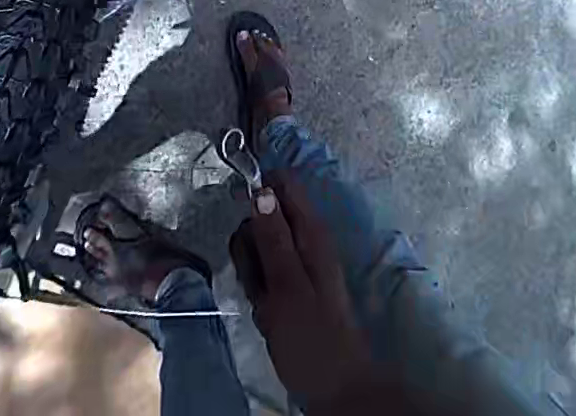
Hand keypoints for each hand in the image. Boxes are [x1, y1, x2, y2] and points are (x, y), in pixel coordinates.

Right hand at [230, 171, 386, 414]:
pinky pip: (261, 267)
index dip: (257, 187)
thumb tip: (261, 189)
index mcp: (310, 232)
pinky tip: (262, 306)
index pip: (282, 182)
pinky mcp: (289, 283)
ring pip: (257, 241)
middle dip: (248, 237)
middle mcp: (305, 239)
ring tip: (260, 296)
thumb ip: (273, 236)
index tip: (239, 209)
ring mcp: (297, 262)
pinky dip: (255, 283)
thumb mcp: (286, 285)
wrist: (336, 392)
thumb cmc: (312, 338)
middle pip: (262, 213)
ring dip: (250, 264)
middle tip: (254, 271)